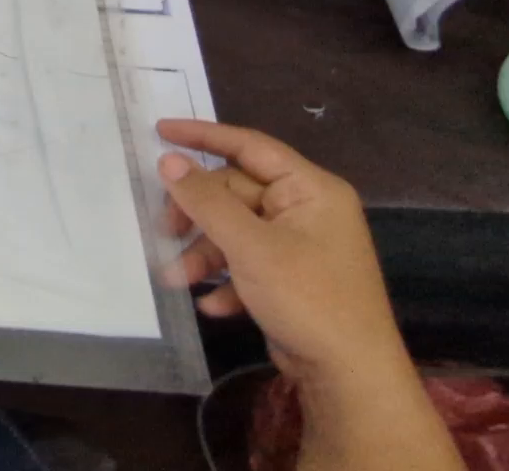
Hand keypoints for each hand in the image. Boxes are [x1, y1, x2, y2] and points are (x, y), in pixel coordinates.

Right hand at [155, 120, 409, 389]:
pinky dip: (222, 277)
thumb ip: (204, 199)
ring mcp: (297, 243)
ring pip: (230, 228)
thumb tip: (167, 158)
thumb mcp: (248, 245)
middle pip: (231, 192)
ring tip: (177, 277)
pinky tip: (212, 302)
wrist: (350, 378)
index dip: (202, 135)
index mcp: (310, 191)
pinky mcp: (288, 274)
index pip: (249, 146)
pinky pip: (242, 258)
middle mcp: (305, 210)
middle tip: (165, 230)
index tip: (158, 131)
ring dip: (202, 252)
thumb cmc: (307, 298)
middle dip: (196, 215)